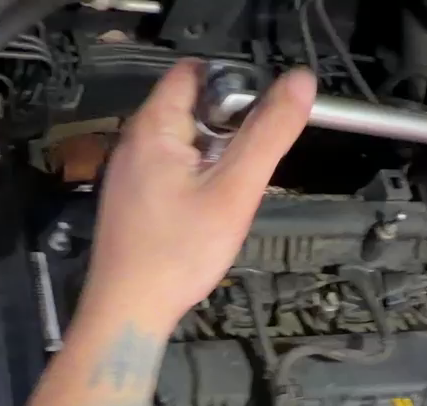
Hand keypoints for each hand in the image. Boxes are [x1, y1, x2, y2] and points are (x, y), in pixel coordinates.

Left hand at [79, 63, 314, 331]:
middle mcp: (132, 145)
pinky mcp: (129, 205)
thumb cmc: (174, 257)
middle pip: (190, 109)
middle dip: (224, 132)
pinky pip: (168, 177)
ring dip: (210, 164)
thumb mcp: (234, 192)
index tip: (256, 120)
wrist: (128, 313)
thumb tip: (300, 84)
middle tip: (239, 172)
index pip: (195, 72)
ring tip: (219, 201)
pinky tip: (198, 220)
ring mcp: (126, 177)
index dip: (233, 86)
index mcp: (153, 128)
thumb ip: (268, 134)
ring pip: (181, 148)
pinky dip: (191, 187)